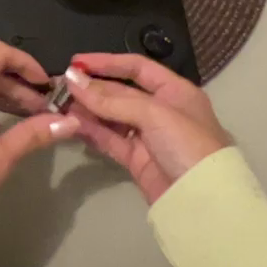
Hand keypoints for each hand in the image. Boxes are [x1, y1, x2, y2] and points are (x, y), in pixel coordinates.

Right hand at [64, 53, 232, 202]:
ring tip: (61, 104)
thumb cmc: (188, 146)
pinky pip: (110, 139)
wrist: (206, 204)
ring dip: (88, 109)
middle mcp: (161, 110)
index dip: (107, 62)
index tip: (76, 61)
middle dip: (92, 88)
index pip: (137, 67)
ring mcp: (148, 137)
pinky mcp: (137, 160)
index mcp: (175, 91)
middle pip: (120, 92)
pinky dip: (92, 131)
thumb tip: (72, 79)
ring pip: (111, 116)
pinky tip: (72, 123)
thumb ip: (111, 99)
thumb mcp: (154, 114)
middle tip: (61, 85)